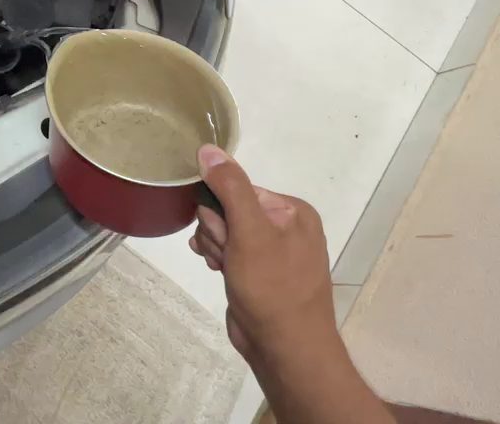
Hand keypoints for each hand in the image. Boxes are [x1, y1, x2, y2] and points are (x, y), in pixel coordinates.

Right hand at [188, 145, 338, 368]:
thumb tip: (207, 149)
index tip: (226, 235)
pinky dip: (215, 255)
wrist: (286, 351)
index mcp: (292, 211)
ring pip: (219, 227)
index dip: (220, 210)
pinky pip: (224, 246)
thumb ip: (230, 188)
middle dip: (216, 231)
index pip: (236, 187)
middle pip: (225, 207)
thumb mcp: (250, 233)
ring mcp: (271, 248)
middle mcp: (284, 225)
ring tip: (225, 268)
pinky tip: (216, 268)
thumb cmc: (273, 289)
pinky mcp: (257, 268)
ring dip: (214, 245)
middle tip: (228, 255)